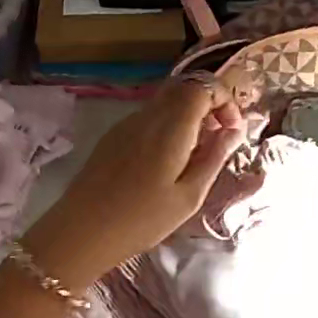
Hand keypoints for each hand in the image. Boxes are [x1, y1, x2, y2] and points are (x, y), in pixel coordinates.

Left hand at [20, 76, 243, 289]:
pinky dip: (167, 127)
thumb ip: (214, 157)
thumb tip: (235, 130)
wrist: (82, 231)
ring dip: (187, 117)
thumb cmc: (142, 220)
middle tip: (218, 139)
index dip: (224, 99)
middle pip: (183, 88)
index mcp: (170, 127)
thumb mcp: (189, 196)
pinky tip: (166, 163)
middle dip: (208, 104)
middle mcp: (147, 116)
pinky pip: (147, 119)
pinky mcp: (112, 137)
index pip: (203, 86)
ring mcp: (126, 124)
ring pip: (164, 103)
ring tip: (194, 156)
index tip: (233, 130)